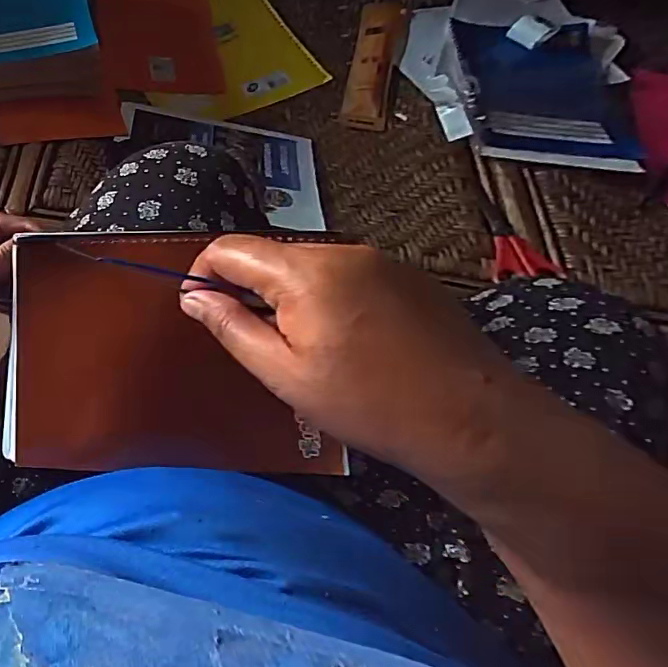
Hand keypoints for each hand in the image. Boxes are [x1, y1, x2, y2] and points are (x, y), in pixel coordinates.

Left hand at [0, 213, 43, 360]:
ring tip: (31, 272)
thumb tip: (22, 243)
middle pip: (1, 238)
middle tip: (42, 253)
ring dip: (15, 265)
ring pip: (1, 258)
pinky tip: (17, 288)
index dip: (22, 227)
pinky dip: (9, 280)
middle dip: (21, 246)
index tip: (42, 236)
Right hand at [181, 236, 547, 483]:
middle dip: (249, 289)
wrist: (473, 420)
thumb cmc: (369, 404)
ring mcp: (377, 259)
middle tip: (258, 343)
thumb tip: (194, 296)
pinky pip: (344, 273)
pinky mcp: (404, 273)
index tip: (203, 309)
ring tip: (307, 349)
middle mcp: (341, 250)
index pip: (229, 247)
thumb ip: (231, 327)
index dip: (204, 274)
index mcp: (305, 271)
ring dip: (288, 296)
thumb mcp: (284, 374)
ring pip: (306, 265)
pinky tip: (347, 341)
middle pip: (270, 255)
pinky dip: (326, 297)